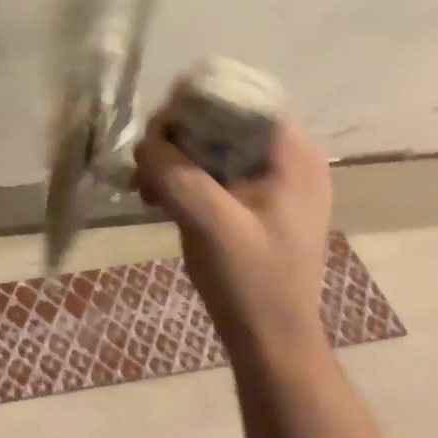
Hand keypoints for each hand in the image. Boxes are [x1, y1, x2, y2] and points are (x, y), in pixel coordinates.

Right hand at [133, 98, 333, 357]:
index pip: (243, 95)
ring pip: (210, 139)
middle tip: (147, 159)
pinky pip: (209, 164)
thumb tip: (143, 143)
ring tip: (145, 183)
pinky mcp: (251, 197)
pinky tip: (155, 195)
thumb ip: (175, 172)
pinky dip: (180, 173)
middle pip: (222, 114)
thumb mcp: (210, 222)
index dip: (197, 100)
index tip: (161, 126)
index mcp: (294, 154)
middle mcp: (286, 156)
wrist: (270, 342)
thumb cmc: (252, 282)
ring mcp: (270, 178)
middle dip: (178, 132)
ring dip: (172, 154)